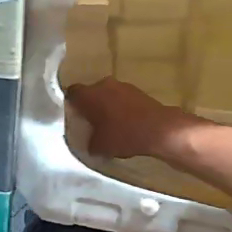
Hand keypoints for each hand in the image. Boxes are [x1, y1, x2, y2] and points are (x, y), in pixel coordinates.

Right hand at [66, 78, 201, 158]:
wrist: (161, 130)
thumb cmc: (123, 135)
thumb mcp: (99, 146)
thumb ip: (89, 142)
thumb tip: (89, 142)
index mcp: (89, 94)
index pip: (71, 93)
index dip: (70, 104)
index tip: (72, 117)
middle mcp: (104, 84)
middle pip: (91, 93)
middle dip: (90, 106)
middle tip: (90, 124)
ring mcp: (123, 86)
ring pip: (108, 96)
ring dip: (107, 108)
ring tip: (109, 126)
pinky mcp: (139, 92)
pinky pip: (123, 100)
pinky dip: (122, 110)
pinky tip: (125, 126)